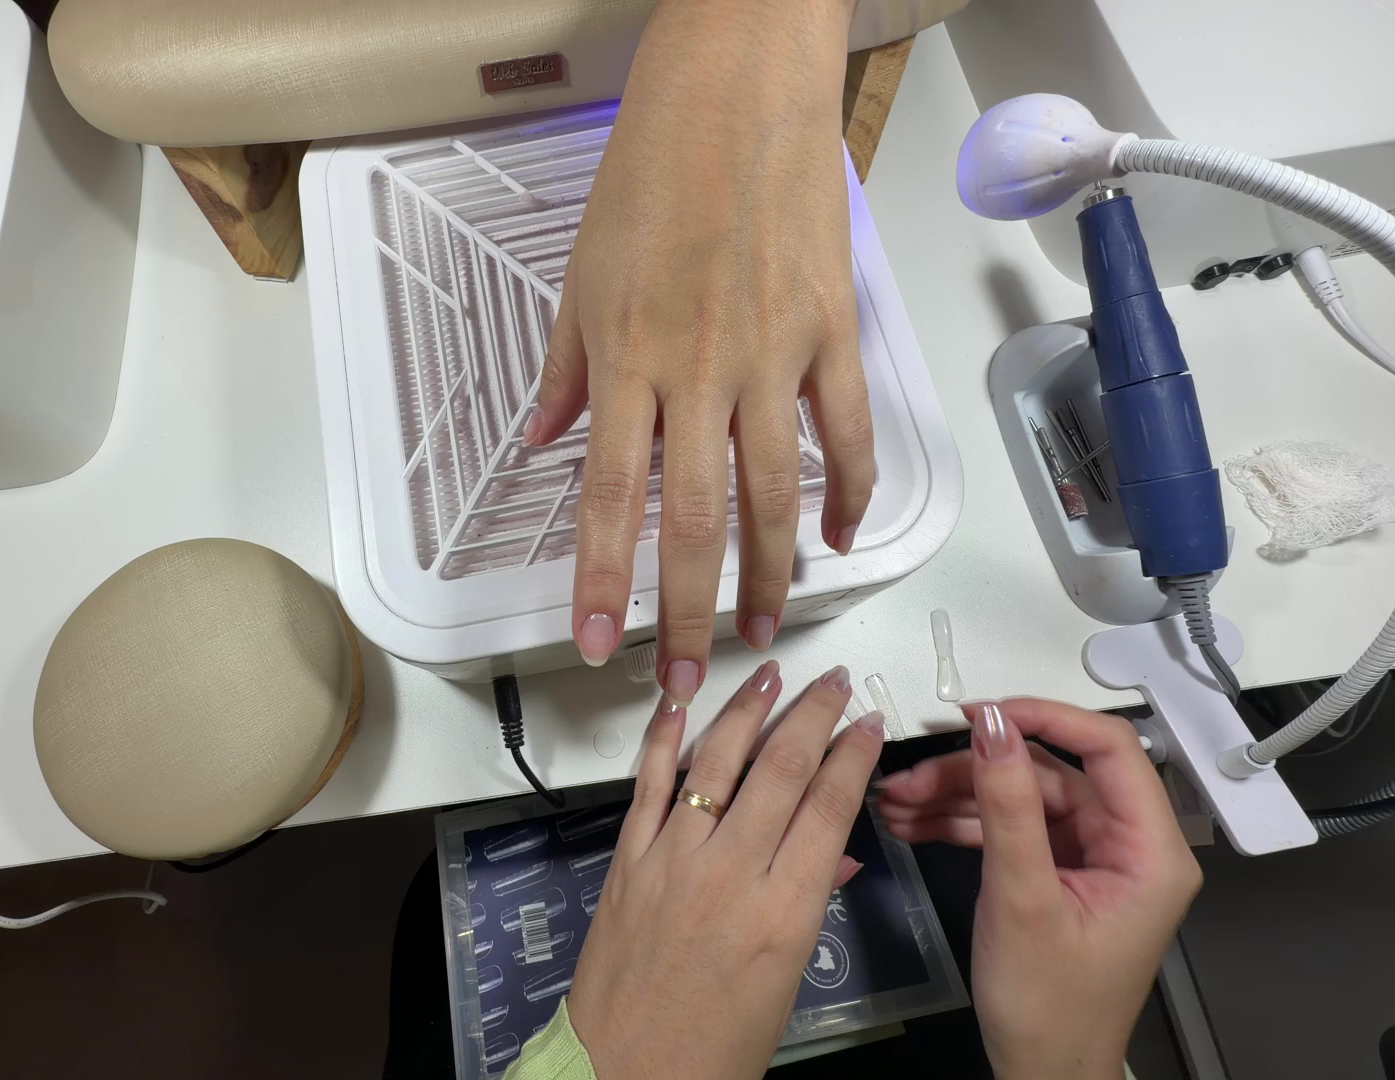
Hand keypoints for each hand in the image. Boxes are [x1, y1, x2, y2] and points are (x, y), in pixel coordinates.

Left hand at [526, 0, 875, 704]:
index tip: (600, 645)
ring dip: (772, 572)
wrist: (736, 90)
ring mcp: (775, 355)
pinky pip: (846, 430)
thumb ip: (565, 376)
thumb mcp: (580, 279)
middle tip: (690, 675)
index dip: (605, 582)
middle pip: (696, 518)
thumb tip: (544, 447)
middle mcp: (701, 372)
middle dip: (689, 609)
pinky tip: (841, 538)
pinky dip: (850, 491)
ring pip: (776, 491)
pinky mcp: (832, 330)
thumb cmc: (648, 177)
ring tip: (767, 629)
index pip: (611, 499)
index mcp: (630, 362)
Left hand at [569, 662, 883, 1079]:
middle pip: (781, 769)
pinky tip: (679, 703)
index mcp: (783, 912)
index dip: (853, 756)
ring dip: (747, 709)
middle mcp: (730, 872)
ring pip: (718, 761)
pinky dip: (663, 737)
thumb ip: (808, 903)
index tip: (867, 724)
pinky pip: (649, 782)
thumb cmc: (713, 1047)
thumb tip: (832, 849)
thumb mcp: (785, 982)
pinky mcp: (630, 854)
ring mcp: (673, 856)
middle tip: (833, 684)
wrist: (622, 1072)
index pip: (829, 808)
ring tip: (772, 674)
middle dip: (813, 716)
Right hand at [875, 699, 1202, 1078]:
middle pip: (1042, 771)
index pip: (1108, 747)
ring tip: (896, 804)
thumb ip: (1007, 805)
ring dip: (951, 795)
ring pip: (1013, 793)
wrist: (1040, 1067)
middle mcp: (1123, 842)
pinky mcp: (1052, 864)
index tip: (979, 715)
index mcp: (1148, 851)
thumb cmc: (1048, 1003)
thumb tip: (990, 727)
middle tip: (909, 778)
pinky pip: (1002, 822)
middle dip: (970, 771)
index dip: (1043, 717)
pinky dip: (956, 819)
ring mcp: (1085, 853)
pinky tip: (913, 822)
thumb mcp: (1021, 897)